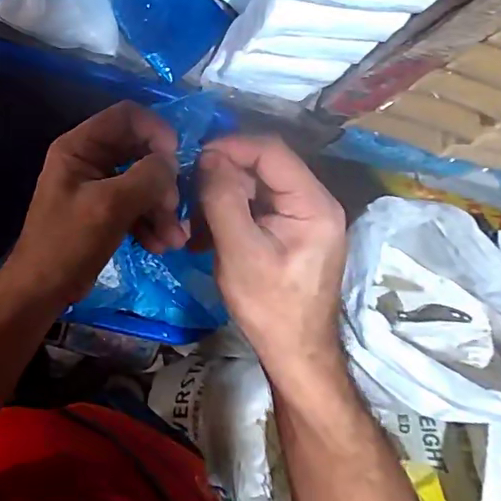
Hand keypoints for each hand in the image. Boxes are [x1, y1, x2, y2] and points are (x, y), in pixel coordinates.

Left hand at [0, 102, 188, 310]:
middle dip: (162, 180)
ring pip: (143, 181)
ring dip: (161, 207)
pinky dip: (151, 222)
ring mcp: (98, 185)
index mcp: (79, 146)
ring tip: (172, 238)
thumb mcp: (110, 206)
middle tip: (173, 208)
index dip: (156, 130)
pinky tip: (159, 245)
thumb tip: (172, 163)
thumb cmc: (68, 243)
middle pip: (140, 150)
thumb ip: (146, 177)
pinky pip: (138, 204)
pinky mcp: (106, 211)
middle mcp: (89, 159)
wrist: (42, 290)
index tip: (176, 158)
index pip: (126, 116)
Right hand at [199, 136, 348, 376]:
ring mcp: (303, 217)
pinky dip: (229, 215)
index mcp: (313, 203)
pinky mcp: (290, 231)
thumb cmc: (270, 306)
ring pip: (254, 187)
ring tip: (193, 225)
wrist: (294, 353)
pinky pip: (256, 208)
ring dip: (220, 199)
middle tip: (187, 195)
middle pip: (262, 168)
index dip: (231, 146)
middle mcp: (314, 202)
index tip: (194, 158)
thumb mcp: (239, 251)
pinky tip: (204, 237)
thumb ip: (223, 199)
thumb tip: (208, 156)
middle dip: (221, 177)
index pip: (271, 151)